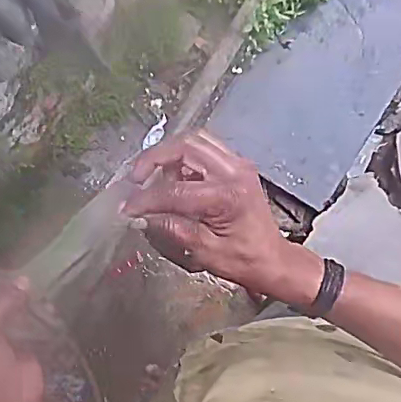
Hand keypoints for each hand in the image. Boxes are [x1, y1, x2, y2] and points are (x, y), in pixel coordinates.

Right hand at [124, 130, 322, 305]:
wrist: (272, 259)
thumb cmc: (244, 260)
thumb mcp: (206, 252)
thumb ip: (174, 230)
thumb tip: (144, 217)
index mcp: (228, 196)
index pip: (175, 190)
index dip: (146, 199)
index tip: (128, 208)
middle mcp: (235, 172)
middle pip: (185, 146)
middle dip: (154, 159)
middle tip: (135, 179)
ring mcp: (238, 165)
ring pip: (195, 141)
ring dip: (168, 154)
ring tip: (151, 176)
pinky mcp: (237, 166)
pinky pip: (205, 148)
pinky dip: (184, 156)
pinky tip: (173, 175)